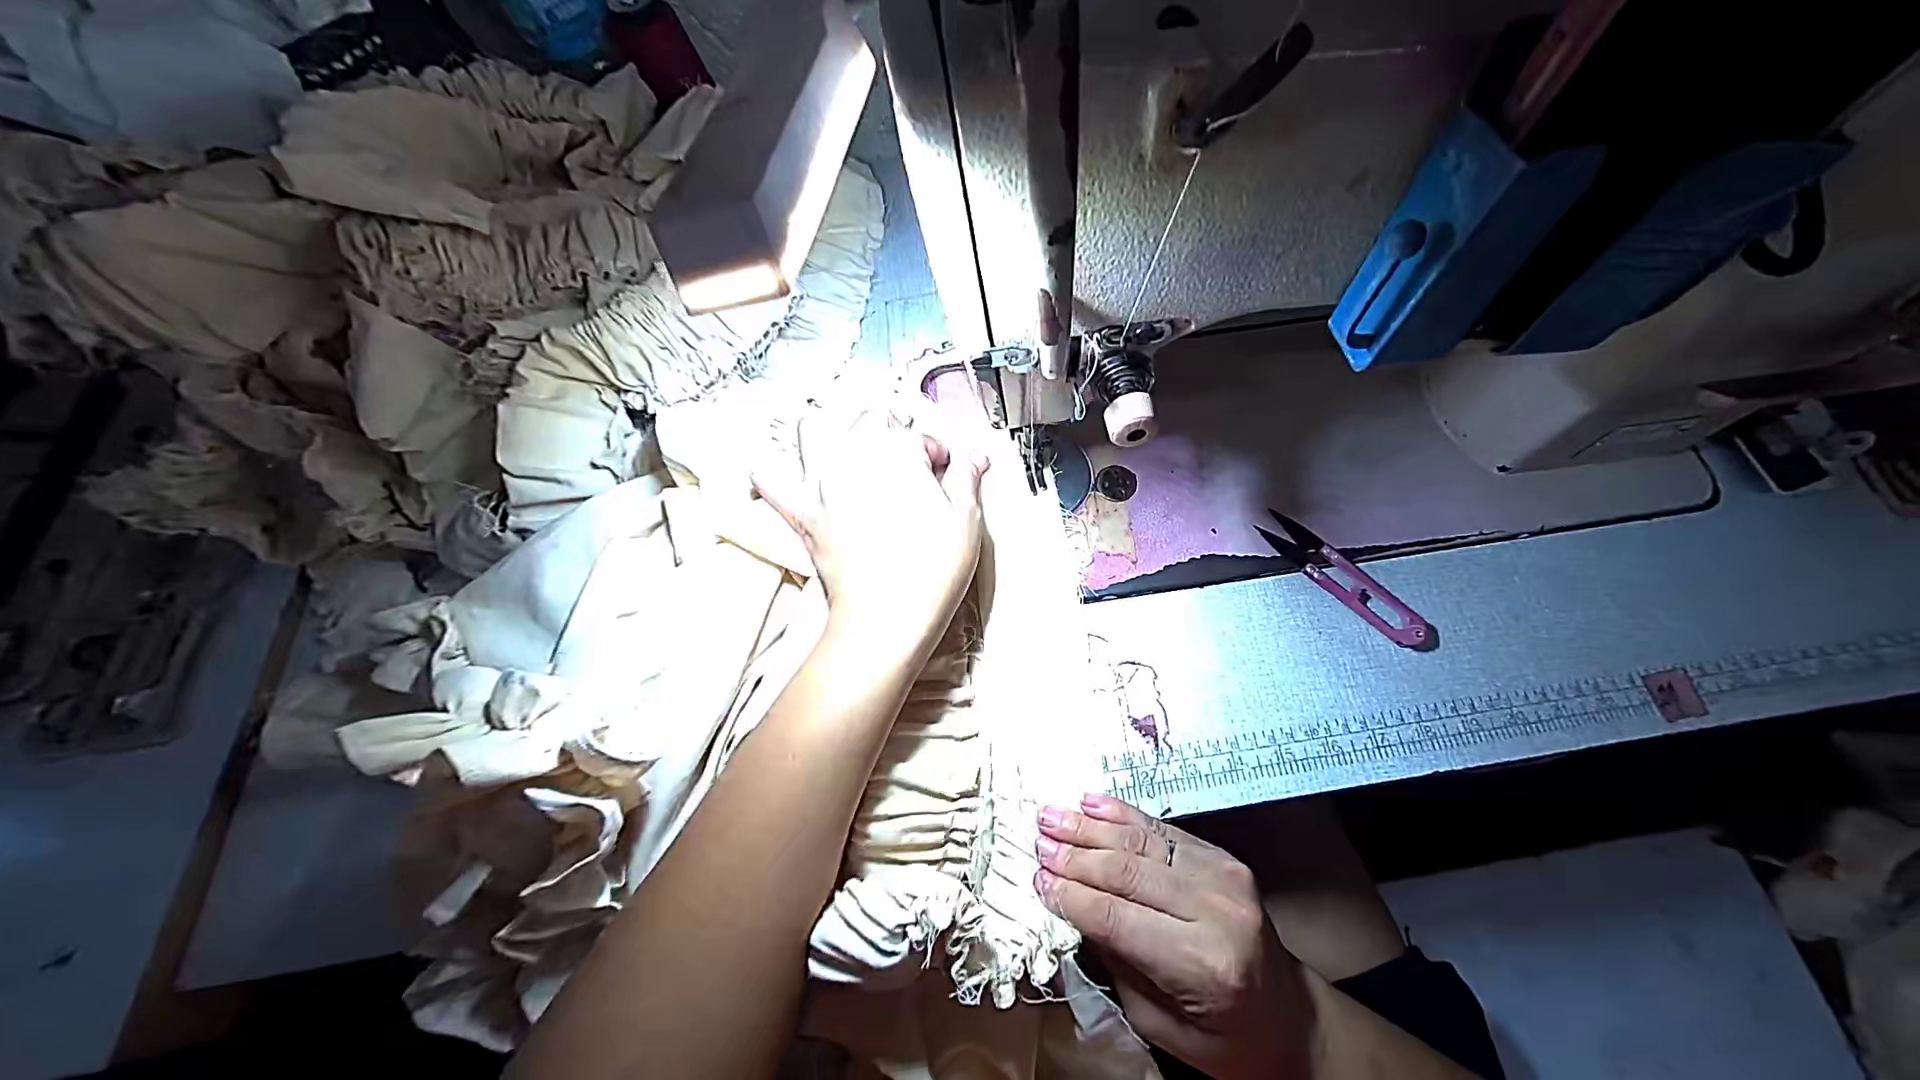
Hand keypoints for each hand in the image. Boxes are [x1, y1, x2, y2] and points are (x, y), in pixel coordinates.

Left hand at [754, 406, 987, 650]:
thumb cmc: (930, 571)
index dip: (936, 456)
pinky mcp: (803, 513)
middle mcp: (854, 455)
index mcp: (897, 449)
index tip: (943, 475)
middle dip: (889, 436)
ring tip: (848, 450)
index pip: (919, 436)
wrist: (886, 619)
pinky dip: (769, 472)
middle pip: (868, 422)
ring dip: (828, 431)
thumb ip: (966, 479)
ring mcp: (822, 483)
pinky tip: (775, 468)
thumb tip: (974, 460)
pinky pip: (770, 480)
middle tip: (907, 469)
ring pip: (812, 430)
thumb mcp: (965, 519)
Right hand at [1035, 794, 1312, 1079]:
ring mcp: (1225, 878)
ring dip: (1090, 827)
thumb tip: (1071, 906)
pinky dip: (1123, 815)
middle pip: (1127, 872)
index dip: (1071, 896)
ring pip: (1141, 842)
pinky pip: (1163, 830)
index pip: (1117, 918)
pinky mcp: (1224, 858)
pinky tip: (1091, 804)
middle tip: (1038, 843)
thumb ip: (1115, 960)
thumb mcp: (1158, 1021)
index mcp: (1204, 964)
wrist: (1291, 1019)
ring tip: (1052, 817)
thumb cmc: (1223, 1036)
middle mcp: (1217, 912)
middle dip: (1075, 857)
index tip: (1037, 880)